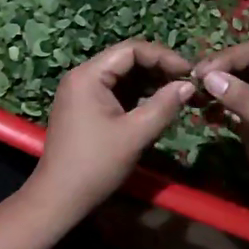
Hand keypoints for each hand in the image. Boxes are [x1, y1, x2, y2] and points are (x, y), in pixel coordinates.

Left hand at [29, 40, 195, 219]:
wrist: (59, 198)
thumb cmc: (96, 164)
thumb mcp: (135, 134)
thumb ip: (164, 105)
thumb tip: (189, 85)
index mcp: (88, 75)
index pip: (131, 50)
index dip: (163, 56)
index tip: (189, 70)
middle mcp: (82, 76)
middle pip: (126, 59)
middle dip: (158, 68)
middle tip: (188, 81)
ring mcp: (81, 92)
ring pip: (122, 76)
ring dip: (150, 81)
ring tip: (179, 91)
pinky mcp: (85, 107)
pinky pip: (115, 91)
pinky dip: (137, 95)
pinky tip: (158, 103)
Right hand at [193, 42, 248, 232]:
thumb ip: (246, 102)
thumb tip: (208, 76)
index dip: (228, 58)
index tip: (202, 72)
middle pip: (241, 68)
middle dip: (217, 71)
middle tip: (190, 83)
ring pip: (233, 90)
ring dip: (213, 90)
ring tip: (191, 96)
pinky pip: (230, 112)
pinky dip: (215, 109)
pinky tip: (202, 113)